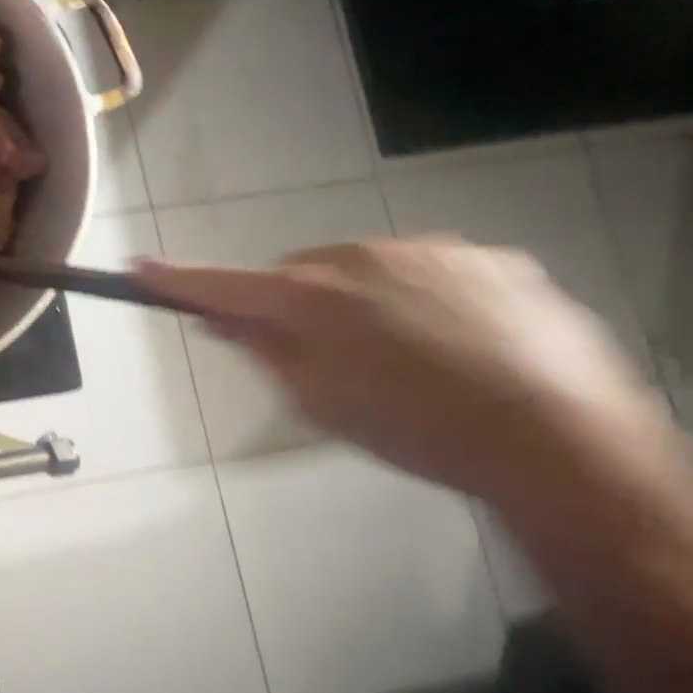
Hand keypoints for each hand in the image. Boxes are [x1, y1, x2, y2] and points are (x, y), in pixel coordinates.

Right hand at [135, 236, 674, 500]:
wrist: (555, 441)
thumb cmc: (413, 429)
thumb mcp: (317, 402)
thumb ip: (263, 349)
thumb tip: (224, 318)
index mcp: (309, 297)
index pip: (222, 283)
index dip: (175, 279)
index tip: (137, 268)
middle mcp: (359, 258)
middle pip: (296, 274)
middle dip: (294, 304)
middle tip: (320, 356)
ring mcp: (427, 252)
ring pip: (362, 269)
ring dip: (359, 299)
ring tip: (403, 357)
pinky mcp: (488, 259)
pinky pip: (426, 270)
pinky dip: (419, 297)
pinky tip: (452, 343)